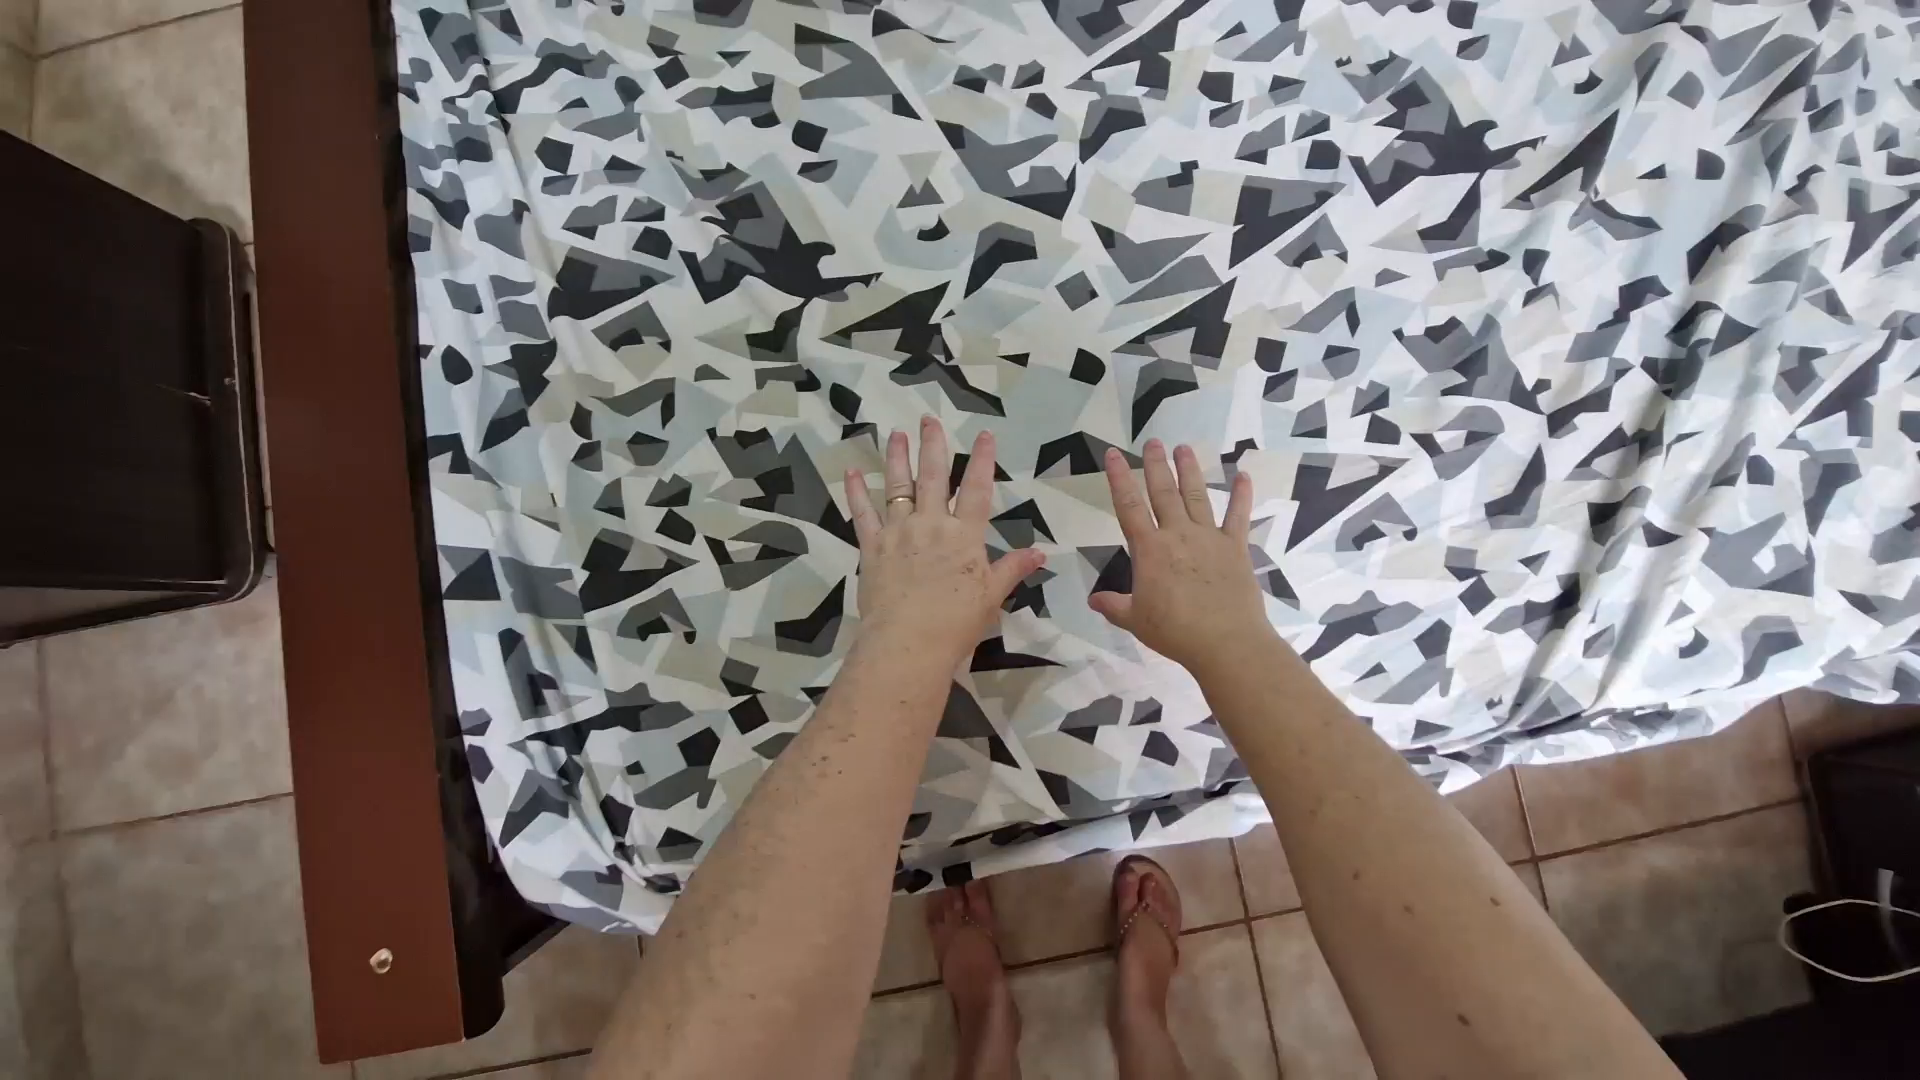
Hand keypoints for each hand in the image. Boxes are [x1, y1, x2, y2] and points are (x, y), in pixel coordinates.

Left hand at [844, 417, 1046, 668]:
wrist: (908, 642)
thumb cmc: (956, 623)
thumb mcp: (991, 596)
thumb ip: (1012, 569)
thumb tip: (1040, 552)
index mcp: (964, 535)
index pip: (977, 489)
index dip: (982, 460)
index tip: (984, 435)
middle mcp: (931, 524)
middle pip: (933, 477)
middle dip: (933, 445)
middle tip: (928, 419)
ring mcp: (898, 532)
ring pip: (897, 486)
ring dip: (896, 457)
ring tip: (896, 434)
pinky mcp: (871, 547)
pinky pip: (862, 514)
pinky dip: (856, 492)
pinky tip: (852, 472)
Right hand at [1091, 440, 1274, 671]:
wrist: (1225, 642)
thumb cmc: (1174, 631)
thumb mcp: (1135, 620)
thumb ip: (1114, 606)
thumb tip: (1094, 600)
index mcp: (1149, 550)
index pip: (1128, 507)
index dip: (1120, 479)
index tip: (1115, 454)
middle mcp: (1178, 535)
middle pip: (1164, 492)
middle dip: (1156, 465)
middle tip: (1153, 441)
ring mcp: (1209, 538)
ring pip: (1196, 496)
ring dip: (1189, 471)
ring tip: (1184, 448)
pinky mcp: (1235, 548)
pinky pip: (1238, 516)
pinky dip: (1242, 495)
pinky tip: (1244, 476)